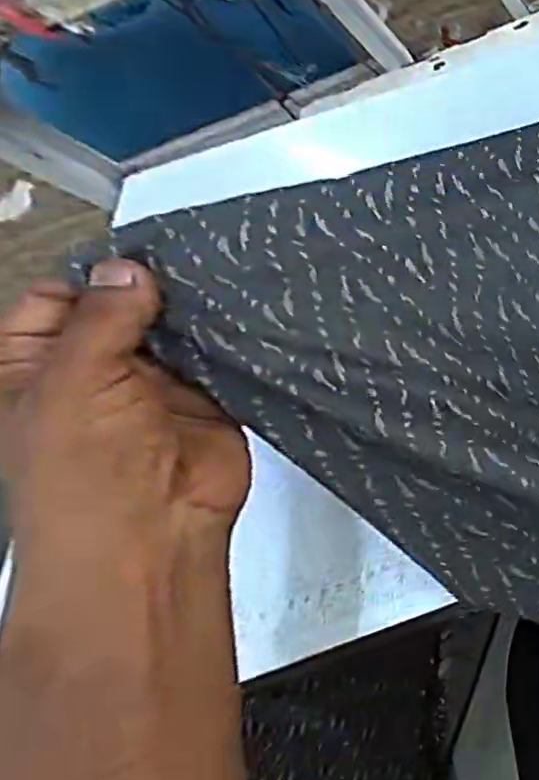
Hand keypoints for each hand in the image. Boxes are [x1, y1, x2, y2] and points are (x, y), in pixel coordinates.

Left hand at [0, 259, 248, 591]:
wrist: (154, 522)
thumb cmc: (84, 462)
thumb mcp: (75, 381)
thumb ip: (104, 323)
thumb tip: (127, 269)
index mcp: (34, 363)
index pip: (59, 300)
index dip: (99, 279)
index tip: (150, 258)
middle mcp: (96, 370)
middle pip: (129, 316)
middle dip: (162, 296)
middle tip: (210, 266)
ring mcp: (159, 388)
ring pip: (183, 339)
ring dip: (206, 322)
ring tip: (243, 290)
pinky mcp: (213, 402)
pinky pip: (228, 367)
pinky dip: (242, 350)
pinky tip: (263, 327)